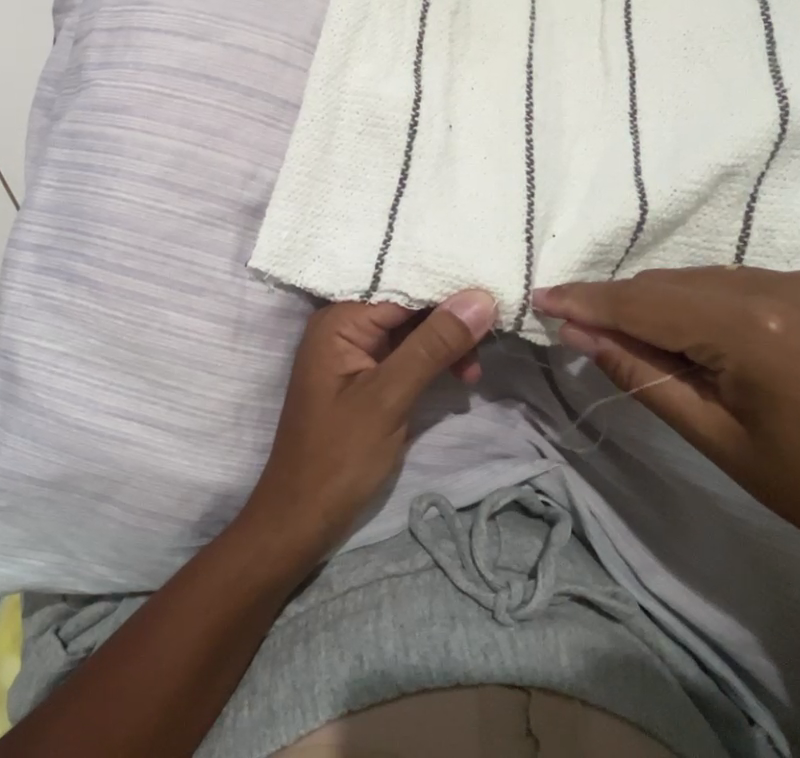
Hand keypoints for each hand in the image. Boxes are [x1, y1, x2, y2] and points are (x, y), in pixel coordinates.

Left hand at [239, 290, 496, 562]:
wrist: (303, 514)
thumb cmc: (339, 455)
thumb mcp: (389, 397)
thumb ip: (432, 346)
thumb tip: (479, 298)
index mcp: (339, 321)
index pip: (402, 286)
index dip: (448, 289)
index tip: (496, 296)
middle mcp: (345, 327)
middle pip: (409, 305)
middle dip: (451, 319)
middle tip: (496, 337)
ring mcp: (356, 354)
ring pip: (414, 332)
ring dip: (448, 345)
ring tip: (476, 371)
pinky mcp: (369, 378)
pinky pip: (408, 356)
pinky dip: (435, 364)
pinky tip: (463, 377)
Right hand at [533, 268, 799, 612]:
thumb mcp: (717, 439)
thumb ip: (641, 374)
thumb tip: (576, 332)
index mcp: (759, 328)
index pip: (647, 303)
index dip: (587, 301)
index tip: (538, 298)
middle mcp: (789, 286)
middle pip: (673, 283)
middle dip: (619, 303)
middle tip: (571, 322)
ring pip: (706, 280)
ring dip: (660, 303)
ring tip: (624, 334)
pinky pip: (744, 285)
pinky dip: (704, 303)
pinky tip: (689, 333)